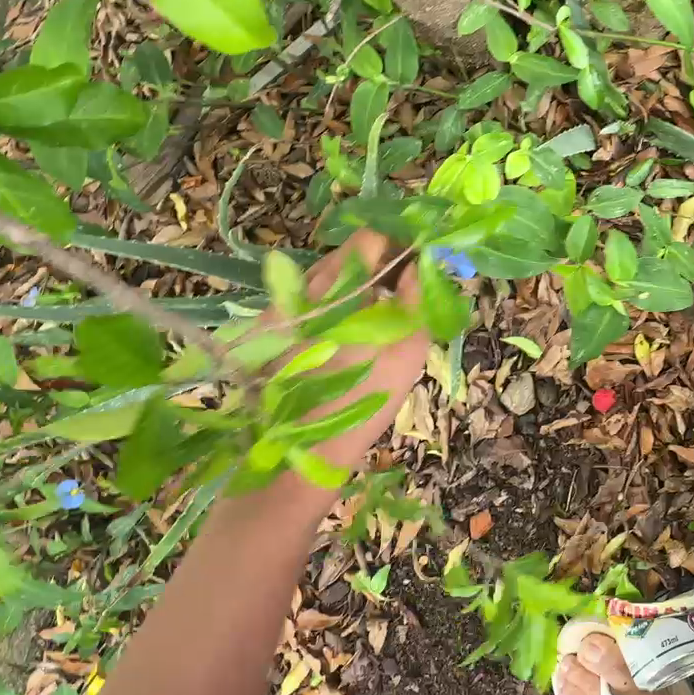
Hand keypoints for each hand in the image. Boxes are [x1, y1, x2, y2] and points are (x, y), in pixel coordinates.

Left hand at [273, 229, 430, 471]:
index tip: (423, 258)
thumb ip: (417, 299)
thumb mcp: (407, 350)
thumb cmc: (363, 401)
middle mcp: (301, 288)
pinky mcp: (268, 331)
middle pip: (347, 253)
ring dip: (359, 281)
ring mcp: (279, 308)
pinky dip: (335, 302)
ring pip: (328, 276)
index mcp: (336, 288)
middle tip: (409, 283)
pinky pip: (309, 299)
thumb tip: (425, 264)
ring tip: (383, 307)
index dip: (401, 242)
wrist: (299, 456)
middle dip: (382, 260)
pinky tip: (350, 331)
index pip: (370, 238)